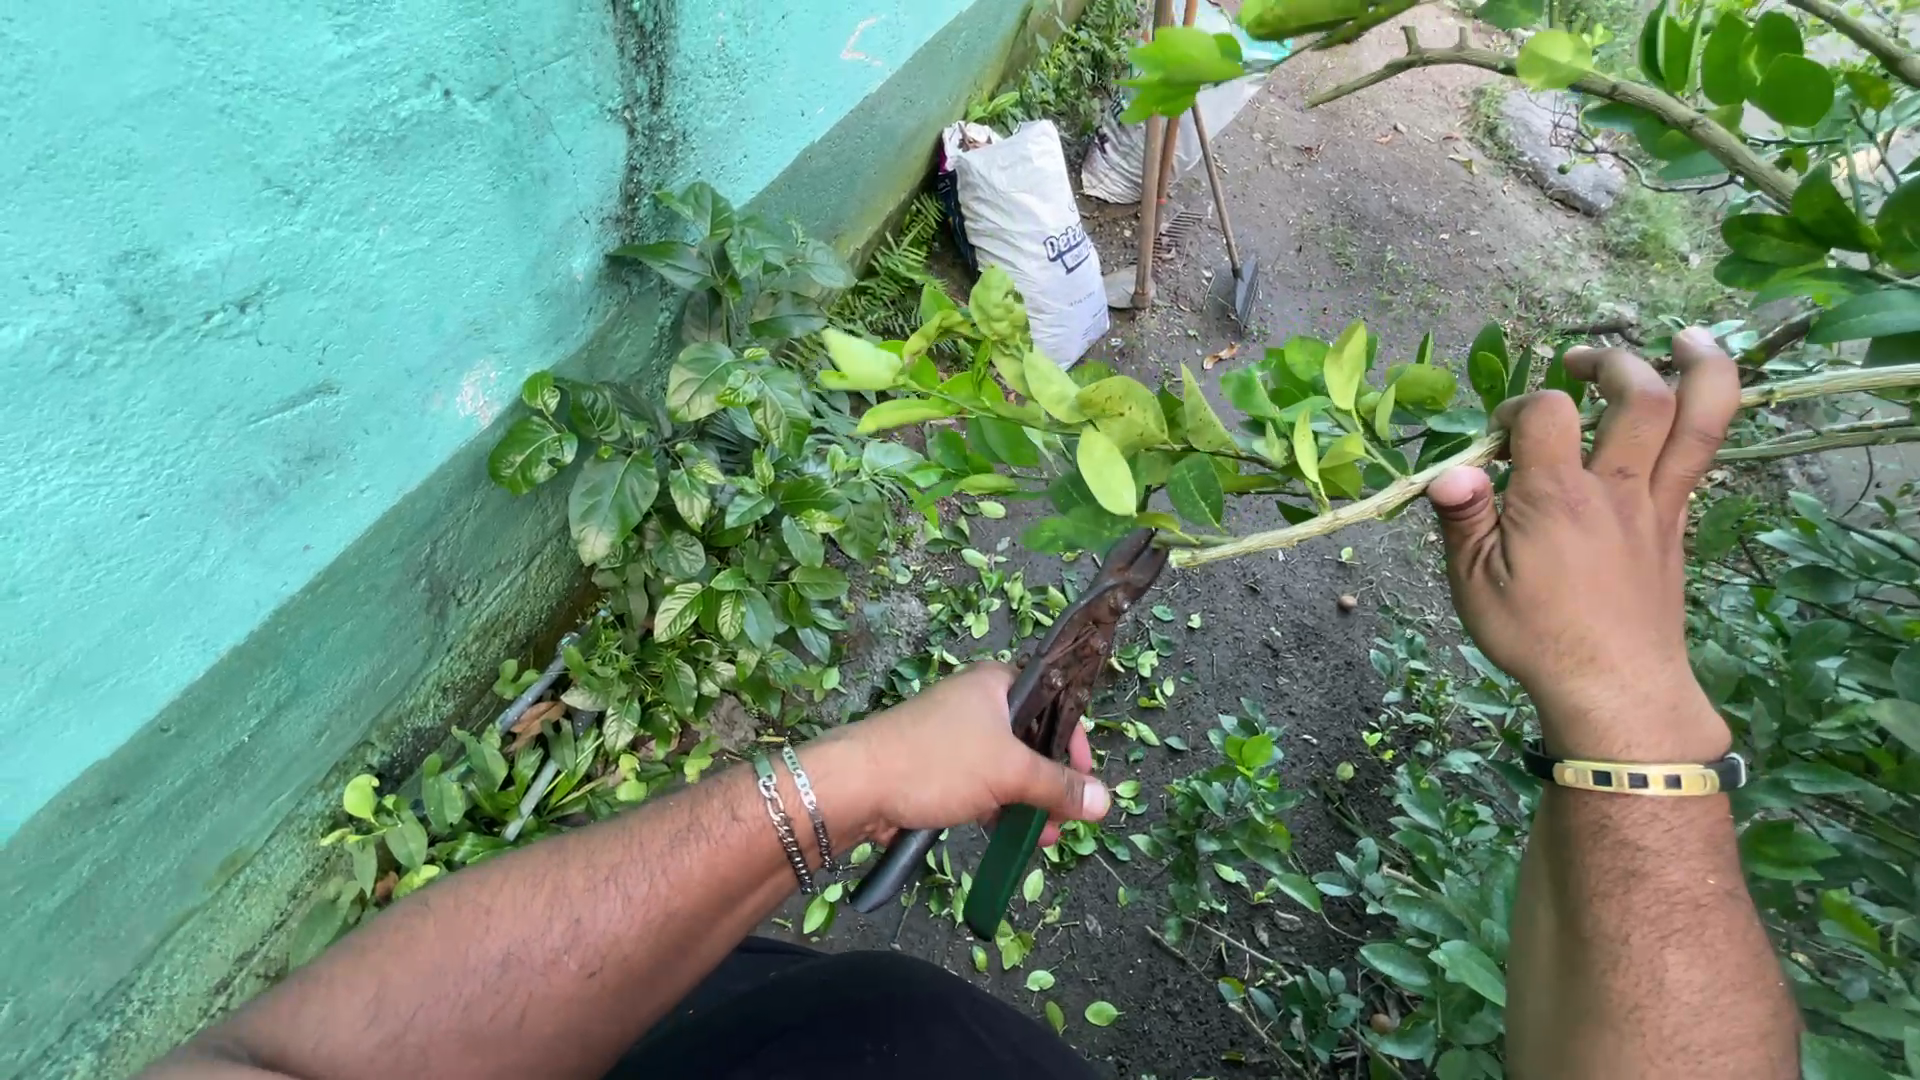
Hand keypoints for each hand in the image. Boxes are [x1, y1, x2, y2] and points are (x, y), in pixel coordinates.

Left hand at [808, 664, 1107, 846]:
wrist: (858, 785)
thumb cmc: (938, 762)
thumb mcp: (1009, 772)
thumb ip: (1059, 786)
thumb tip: (1105, 802)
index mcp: (996, 683)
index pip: (1053, 702)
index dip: (1073, 740)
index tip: (1086, 780)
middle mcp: (977, 702)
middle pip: (1030, 738)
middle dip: (1051, 780)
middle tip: (1068, 814)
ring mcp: (955, 735)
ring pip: (1006, 766)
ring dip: (1028, 800)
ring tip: (1045, 835)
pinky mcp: (938, 766)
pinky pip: (981, 784)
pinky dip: (999, 807)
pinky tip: (1014, 836)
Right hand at [1423, 327, 1737, 760]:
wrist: (1614, 685)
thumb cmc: (1531, 633)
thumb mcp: (1472, 580)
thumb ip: (1462, 517)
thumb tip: (1447, 470)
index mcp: (1555, 499)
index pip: (1546, 415)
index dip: (1518, 408)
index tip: (1496, 437)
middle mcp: (1616, 489)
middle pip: (1640, 397)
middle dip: (1612, 364)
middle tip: (1577, 363)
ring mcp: (1657, 505)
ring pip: (1701, 419)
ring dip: (1699, 369)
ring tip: (1686, 341)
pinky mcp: (1676, 525)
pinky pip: (1701, 456)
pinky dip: (1702, 418)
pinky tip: (1685, 411)